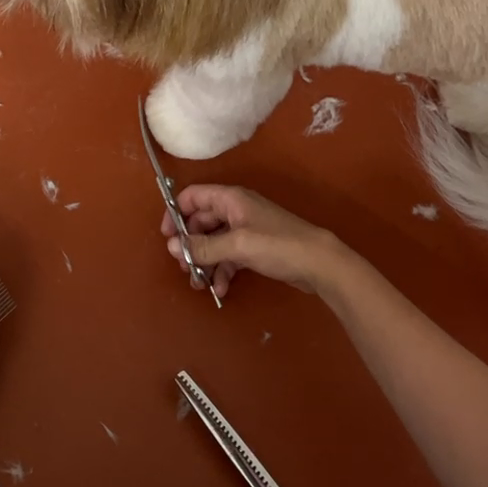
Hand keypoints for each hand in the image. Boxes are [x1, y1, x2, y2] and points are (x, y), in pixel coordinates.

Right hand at [162, 184, 348, 297]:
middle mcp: (235, 211)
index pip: (193, 196)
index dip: (176, 213)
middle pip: (201, 222)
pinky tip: (220, 290)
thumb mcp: (237, 245)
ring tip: (199, 283)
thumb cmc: (277, 245)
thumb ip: (203, 247)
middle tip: (183, 266)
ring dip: (204, 262)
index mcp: (230, 199)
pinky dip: (222, 271)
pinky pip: (228, 257)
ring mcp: (245, 231)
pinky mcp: (254, 249)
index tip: (167, 236)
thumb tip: (172, 246)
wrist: (320, 264)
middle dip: (190, 244)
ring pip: (214, 243)